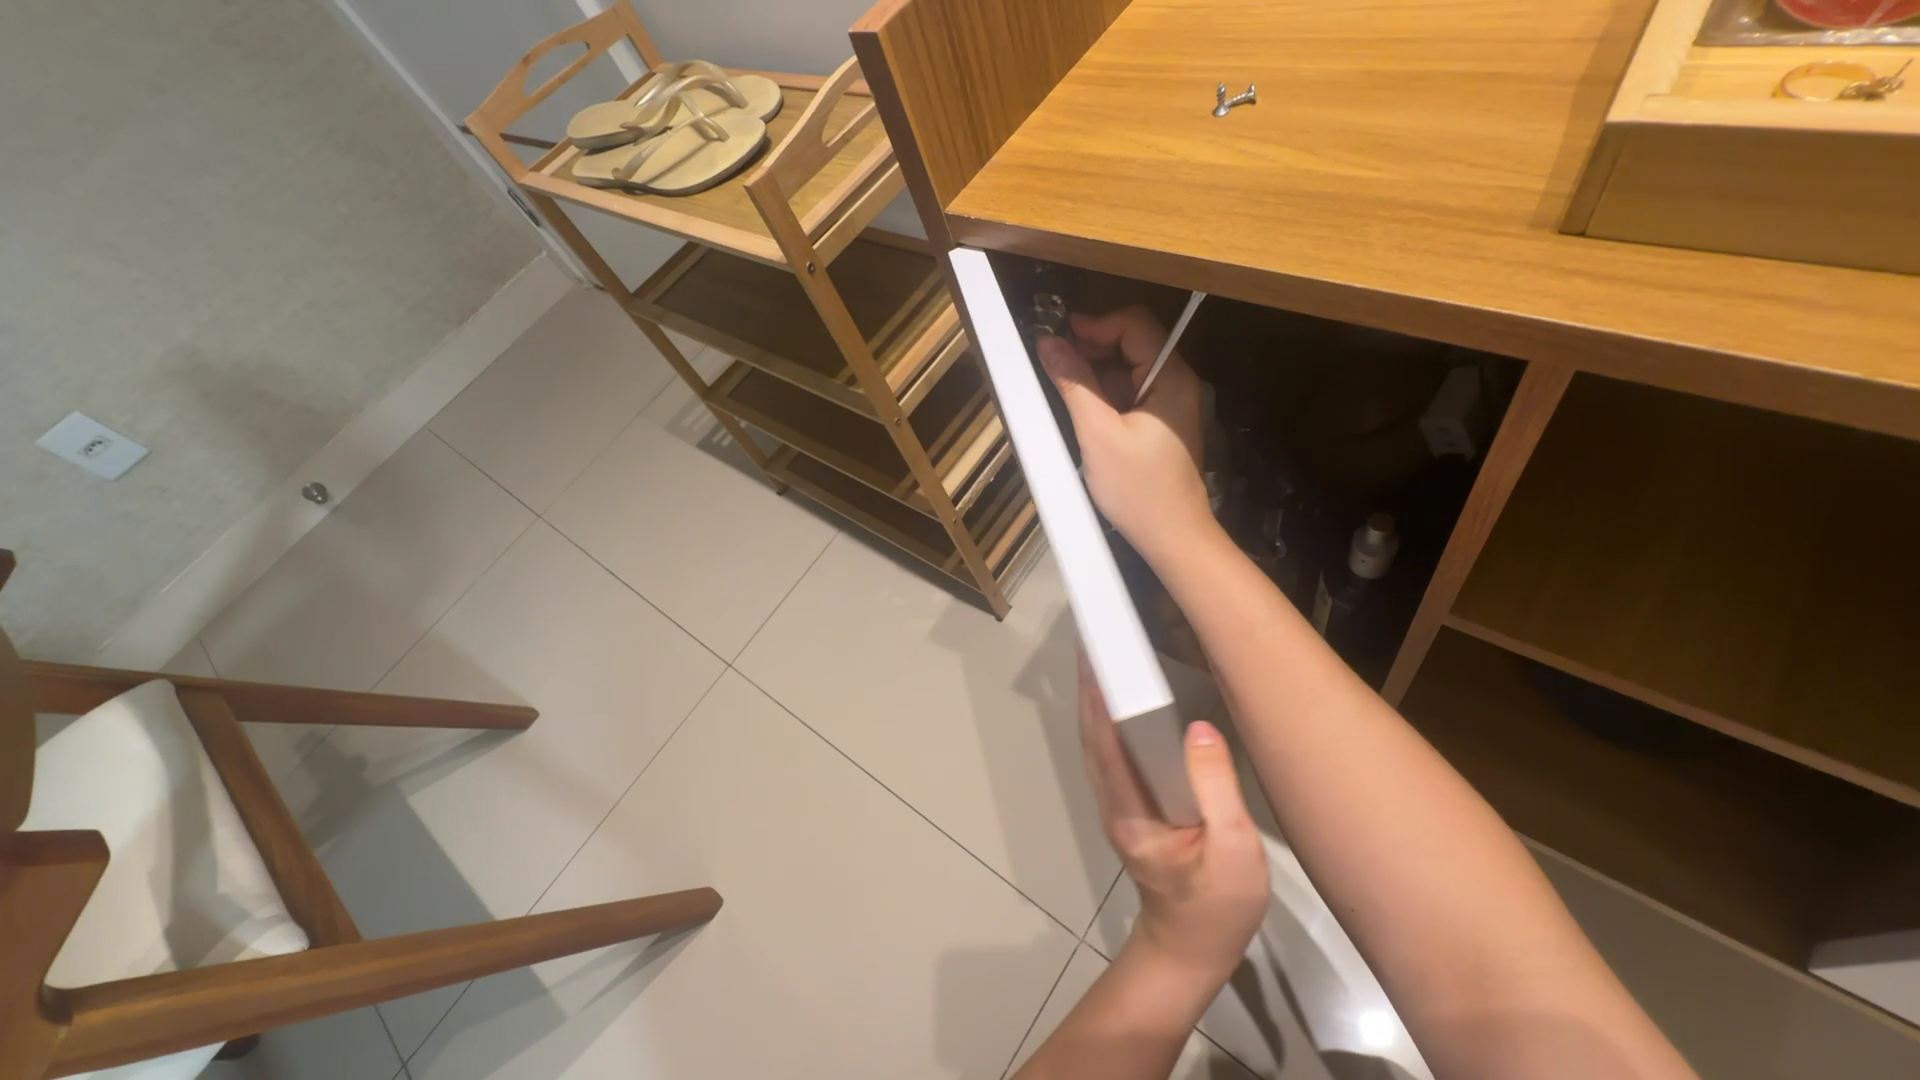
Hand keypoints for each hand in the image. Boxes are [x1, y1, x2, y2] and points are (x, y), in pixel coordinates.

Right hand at [1036, 308, 1215, 564]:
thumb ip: (1074, 384)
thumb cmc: (1140, 490)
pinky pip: (1131, 395)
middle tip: (1055, 361)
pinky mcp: (1161, 426)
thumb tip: (1049, 343)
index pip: (1135, 325)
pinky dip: (1105, 395)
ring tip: (1063, 387)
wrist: (1173, 538)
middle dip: (1092, 346)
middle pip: (1134, 343)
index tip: (1059, 335)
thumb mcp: (1098, 434)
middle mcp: (1177, 384)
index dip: (1095, 323)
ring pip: (1129, 370)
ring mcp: (1170, 406)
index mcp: (1172, 378)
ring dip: (1096, 373)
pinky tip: (1082, 411)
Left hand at [1077, 654, 1268, 983]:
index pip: (1103, 740)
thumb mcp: (1233, 853)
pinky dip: (1111, 723)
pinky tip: (1129, 705)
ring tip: (1107, 661)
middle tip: (1096, 641)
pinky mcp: (1131, 810)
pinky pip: (1114, 756)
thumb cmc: (1215, 908)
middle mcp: (1114, 803)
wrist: (1191, 953)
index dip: (1095, 694)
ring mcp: (1119, 808)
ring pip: (1098, 745)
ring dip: (1097, 702)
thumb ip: (1216, 789)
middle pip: (1092, 736)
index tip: (1092, 652)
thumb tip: (1198, 727)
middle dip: (1090, 687)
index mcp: (1130, 811)